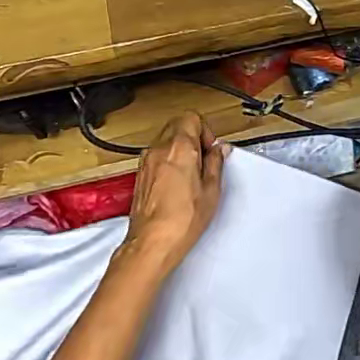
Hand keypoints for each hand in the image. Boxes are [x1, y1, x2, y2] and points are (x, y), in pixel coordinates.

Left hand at [120, 113, 225, 276]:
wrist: (153, 241)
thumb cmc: (181, 219)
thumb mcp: (212, 188)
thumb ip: (216, 163)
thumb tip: (218, 151)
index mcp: (179, 148)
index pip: (191, 118)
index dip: (205, 130)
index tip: (211, 148)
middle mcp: (159, 150)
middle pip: (177, 125)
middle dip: (193, 136)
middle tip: (205, 156)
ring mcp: (146, 162)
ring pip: (165, 140)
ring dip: (180, 148)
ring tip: (193, 171)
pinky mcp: (140, 174)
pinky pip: (157, 155)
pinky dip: (169, 160)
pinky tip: (180, 181)